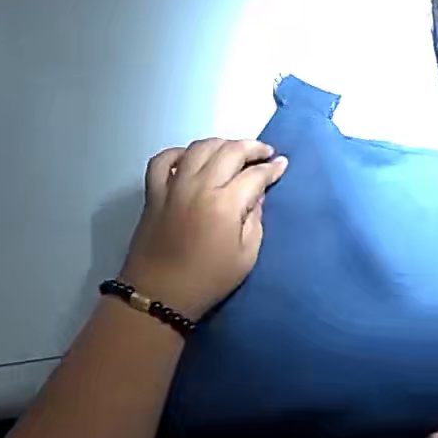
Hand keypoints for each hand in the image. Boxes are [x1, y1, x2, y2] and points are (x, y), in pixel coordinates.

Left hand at [118, 138, 287, 318]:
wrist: (160, 293)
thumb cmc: (210, 279)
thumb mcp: (246, 255)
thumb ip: (255, 219)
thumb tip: (257, 194)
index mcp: (225, 203)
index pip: (255, 174)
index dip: (272, 168)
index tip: (282, 165)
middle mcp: (199, 186)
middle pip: (230, 151)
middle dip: (252, 147)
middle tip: (265, 152)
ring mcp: (173, 186)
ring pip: (199, 147)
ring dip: (221, 144)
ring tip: (234, 151)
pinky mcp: (154, 192)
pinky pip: (164, 160)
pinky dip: (180, 152)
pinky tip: (192, 158)